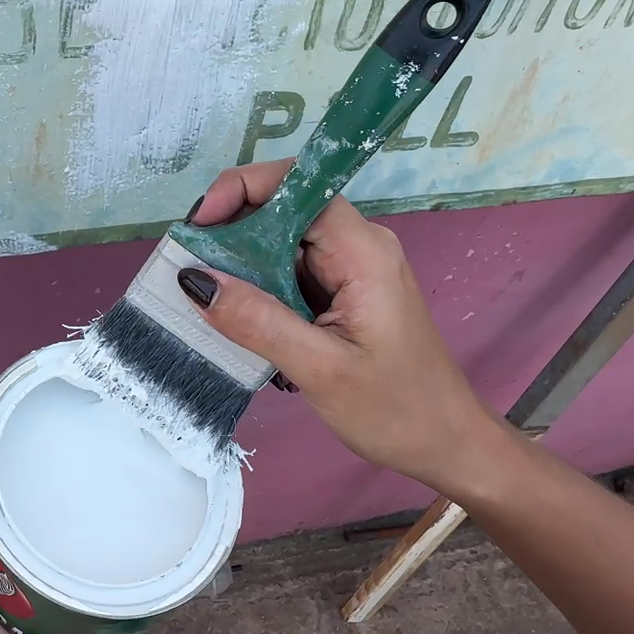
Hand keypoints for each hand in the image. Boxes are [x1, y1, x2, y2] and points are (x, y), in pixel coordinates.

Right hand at [181, 159, 503, 491]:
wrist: (447, 446)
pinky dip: (253, 282)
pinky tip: (231, 310)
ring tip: (200, 292)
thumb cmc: (395, 410)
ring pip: (280, 240)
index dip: (242, 190)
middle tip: (186, 265)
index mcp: (362, 251)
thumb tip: (192, 278)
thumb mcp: (319, 369)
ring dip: (237, 259)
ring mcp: (349, 267)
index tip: (198, 226)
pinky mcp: (340, 290)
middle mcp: (357, 245)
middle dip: (230, 227)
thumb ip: (256, 321)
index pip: (297, 187)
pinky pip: (287, 269)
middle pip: (283, 208)